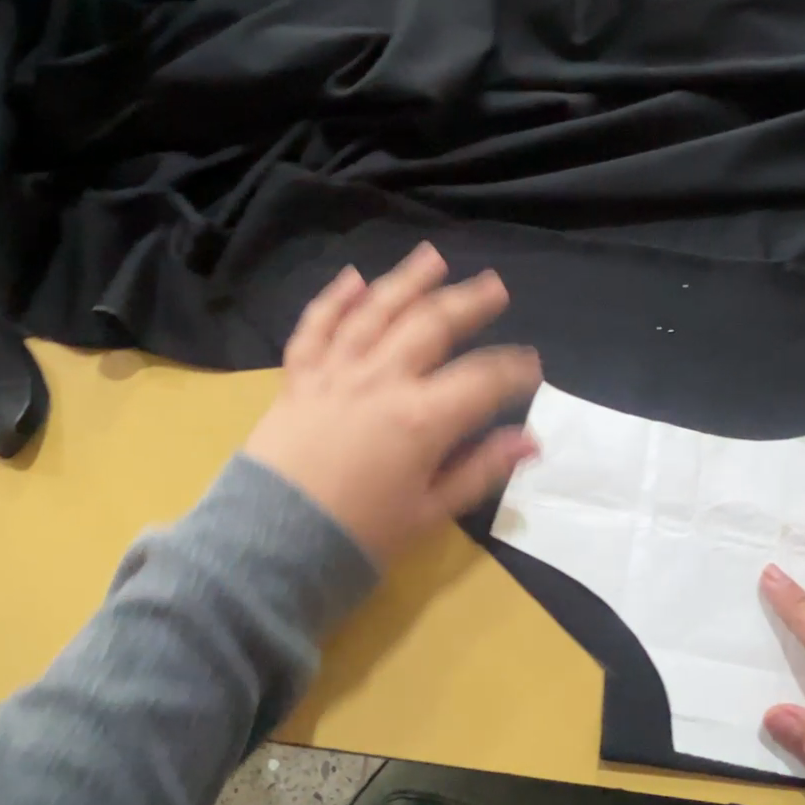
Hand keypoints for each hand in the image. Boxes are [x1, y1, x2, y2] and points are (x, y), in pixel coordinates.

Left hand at [244, 243, 541, 562]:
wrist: (272, 546)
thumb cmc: (359, 536)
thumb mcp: (429, 513)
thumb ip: (479, 470)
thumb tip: (529, 441)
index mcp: (422, 418)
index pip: (482, 379)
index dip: (513, 369)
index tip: (532, 366)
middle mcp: (381, 381)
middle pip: (431, 327)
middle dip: (468, 303)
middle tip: (494, 286)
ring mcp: (335, 374)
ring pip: (375, 313)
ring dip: (407, 282)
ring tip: (432, 258)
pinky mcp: (298, 379)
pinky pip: (316, 328)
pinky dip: (335, 301)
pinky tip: (353, 279)